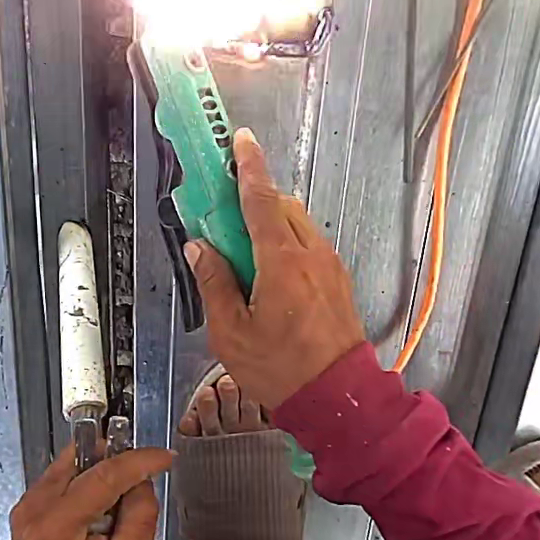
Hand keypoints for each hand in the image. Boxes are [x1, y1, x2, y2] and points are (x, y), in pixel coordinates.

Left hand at [9, 445, 171, 539]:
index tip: (163, 456)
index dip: (138, 460)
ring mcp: (27, 502)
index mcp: (55, 528)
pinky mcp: (28, 501)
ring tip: (113, 507)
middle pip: (85, 460)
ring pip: (74, 460)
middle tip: (138, 488)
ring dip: (102, 471)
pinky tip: (96, 508)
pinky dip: (86, 479)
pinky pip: (64, 473)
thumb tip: (142, 480)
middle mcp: (34, 508)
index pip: (102, 476)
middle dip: (119, 464)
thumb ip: (141, 518)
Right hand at [187, 127, 366, 408]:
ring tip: (244, 244)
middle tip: (225, 209)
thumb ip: (214, 283)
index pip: (261, 200)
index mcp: (281, 261)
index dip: (248, 167)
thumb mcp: (231, 332)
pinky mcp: (337, 279)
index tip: (241, 140)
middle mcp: (311, 253)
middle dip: (253, 196)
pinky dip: (285, 239)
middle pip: (280, 205)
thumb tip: (199, 249)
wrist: (340, 399)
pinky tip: (268, 267)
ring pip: (297, 222)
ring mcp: (329, 265)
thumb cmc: (280, 368)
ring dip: (270, 219)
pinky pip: (308, 243)